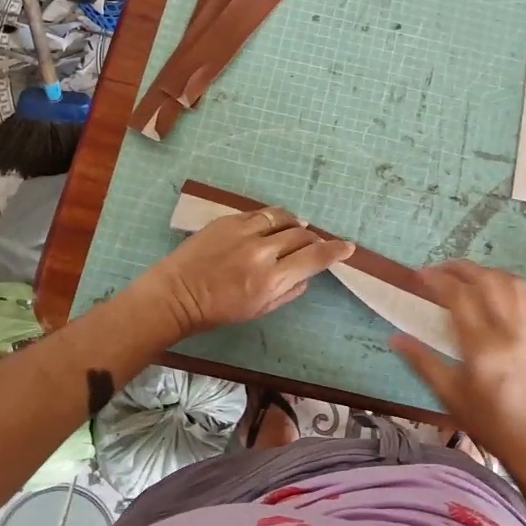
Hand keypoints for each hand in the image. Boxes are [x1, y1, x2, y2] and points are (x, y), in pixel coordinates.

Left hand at [135, 207, 352, 336]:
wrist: (177, 294)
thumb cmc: (218, 310)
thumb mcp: (259, 311)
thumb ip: (289, 292)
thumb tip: (307, 274)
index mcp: (271, 280)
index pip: (314, 258)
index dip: (335, 250)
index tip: (347, 247)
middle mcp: (262, 252)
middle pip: (302, 235)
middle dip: (314, 239)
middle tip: (314, 244)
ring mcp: (244, 232)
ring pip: (284, 217)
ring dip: (295, 224)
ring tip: (295, 230)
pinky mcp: (229, 220)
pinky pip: (261, 214)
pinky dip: (273, 219)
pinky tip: (271, 226)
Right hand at [391, 261, 525, 462]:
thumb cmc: (488, 422)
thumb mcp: (449, 395)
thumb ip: (422, 362)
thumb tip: (394, 337)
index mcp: (481, 347)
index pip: (459, 296)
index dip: (438, 279)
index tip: (421, 275)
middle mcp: (509, 332)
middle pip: (487, 280)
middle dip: (462, 267)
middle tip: (442, 270)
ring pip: (513, 283)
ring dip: (489, 273)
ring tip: (471, 278)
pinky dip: (515, 287)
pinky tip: (502, 294)